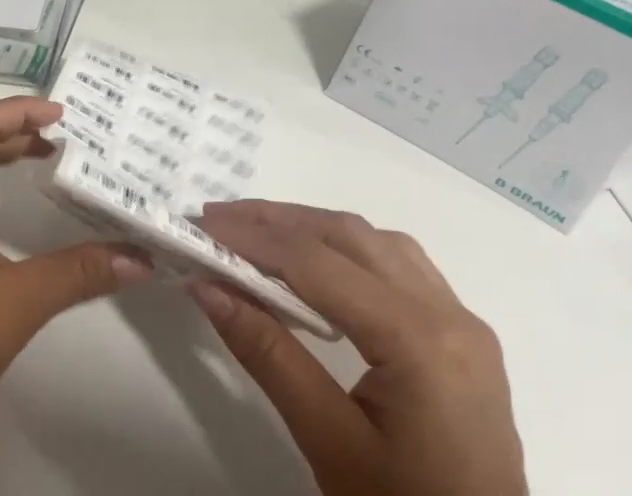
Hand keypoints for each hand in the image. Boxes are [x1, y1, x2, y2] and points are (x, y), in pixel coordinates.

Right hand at [191, 201, 523, 495]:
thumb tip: (203, 284)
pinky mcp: (460, 338)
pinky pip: (395, 264)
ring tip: (249, 236)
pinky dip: (340, 247)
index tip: (191, 227)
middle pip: (348, 236)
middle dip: (272, 219)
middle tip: (210, 222)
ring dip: (306, 226)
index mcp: (420, 341)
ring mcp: (463, 325)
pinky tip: (308, 267)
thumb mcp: (326, 435)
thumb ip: (266, 353)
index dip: (248, 238)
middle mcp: (450, 318)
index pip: (316, 262)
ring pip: (374, 241)